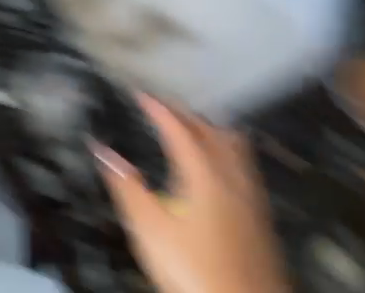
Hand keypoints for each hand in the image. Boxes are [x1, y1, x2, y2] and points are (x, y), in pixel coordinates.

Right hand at [92, 95, 289, 292]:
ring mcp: (252, 204)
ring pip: (238, 154)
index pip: (181, 133)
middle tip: (166, 105)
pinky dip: (230, 154)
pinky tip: (223, 168)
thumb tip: (102, 150)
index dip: (160, 110)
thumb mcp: (149, 229)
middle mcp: (233, 183)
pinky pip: (246, 172)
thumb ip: (127, 187)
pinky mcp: (262, 223)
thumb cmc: (192, 270)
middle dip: (190, 116)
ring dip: (215, 133)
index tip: (140, 94)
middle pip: (215, 137)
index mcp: (204, 179)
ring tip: (198, 125)